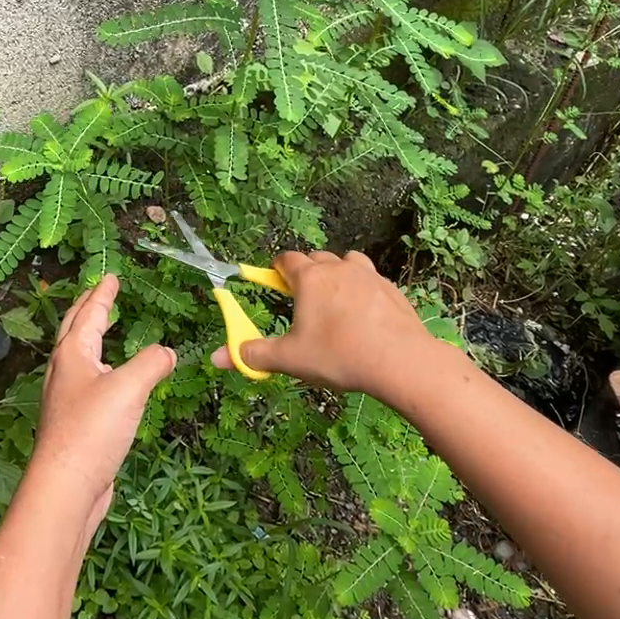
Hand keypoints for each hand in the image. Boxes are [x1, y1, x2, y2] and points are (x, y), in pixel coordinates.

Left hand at [28, 274, 176, 535]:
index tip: (110, 276)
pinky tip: (112, 383)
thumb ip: (151, 363)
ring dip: (91, 339)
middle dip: (88, 310)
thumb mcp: (129, 388)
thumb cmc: (92, 430)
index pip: (89, 314)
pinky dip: (101, 370)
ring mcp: (66, 399)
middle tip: (100, 293)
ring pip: (79, 358)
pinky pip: (89, 384)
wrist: (67, 488)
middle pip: (75, 330)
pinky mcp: (74, 424)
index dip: (102, 294)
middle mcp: (64, 372)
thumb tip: (167, 352)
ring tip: (105, 332)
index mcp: (72, 354)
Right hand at [211, 250, 434, 400]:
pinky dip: (363, 290)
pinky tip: (363, 317)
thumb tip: (218, 358)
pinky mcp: (392, 290)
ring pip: (348, 262)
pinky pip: (371, 281)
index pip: (286, 259)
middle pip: (316, 257)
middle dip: (306, 271)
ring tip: (334, 301)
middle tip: (301, 299)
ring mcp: (369, 276)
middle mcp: (339, 268)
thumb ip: (254, 354)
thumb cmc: (339, 355)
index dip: (276, 268)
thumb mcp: (290, 359)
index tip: (273, 280)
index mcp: (310, 278)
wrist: (402, 361)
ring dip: (337, 273)